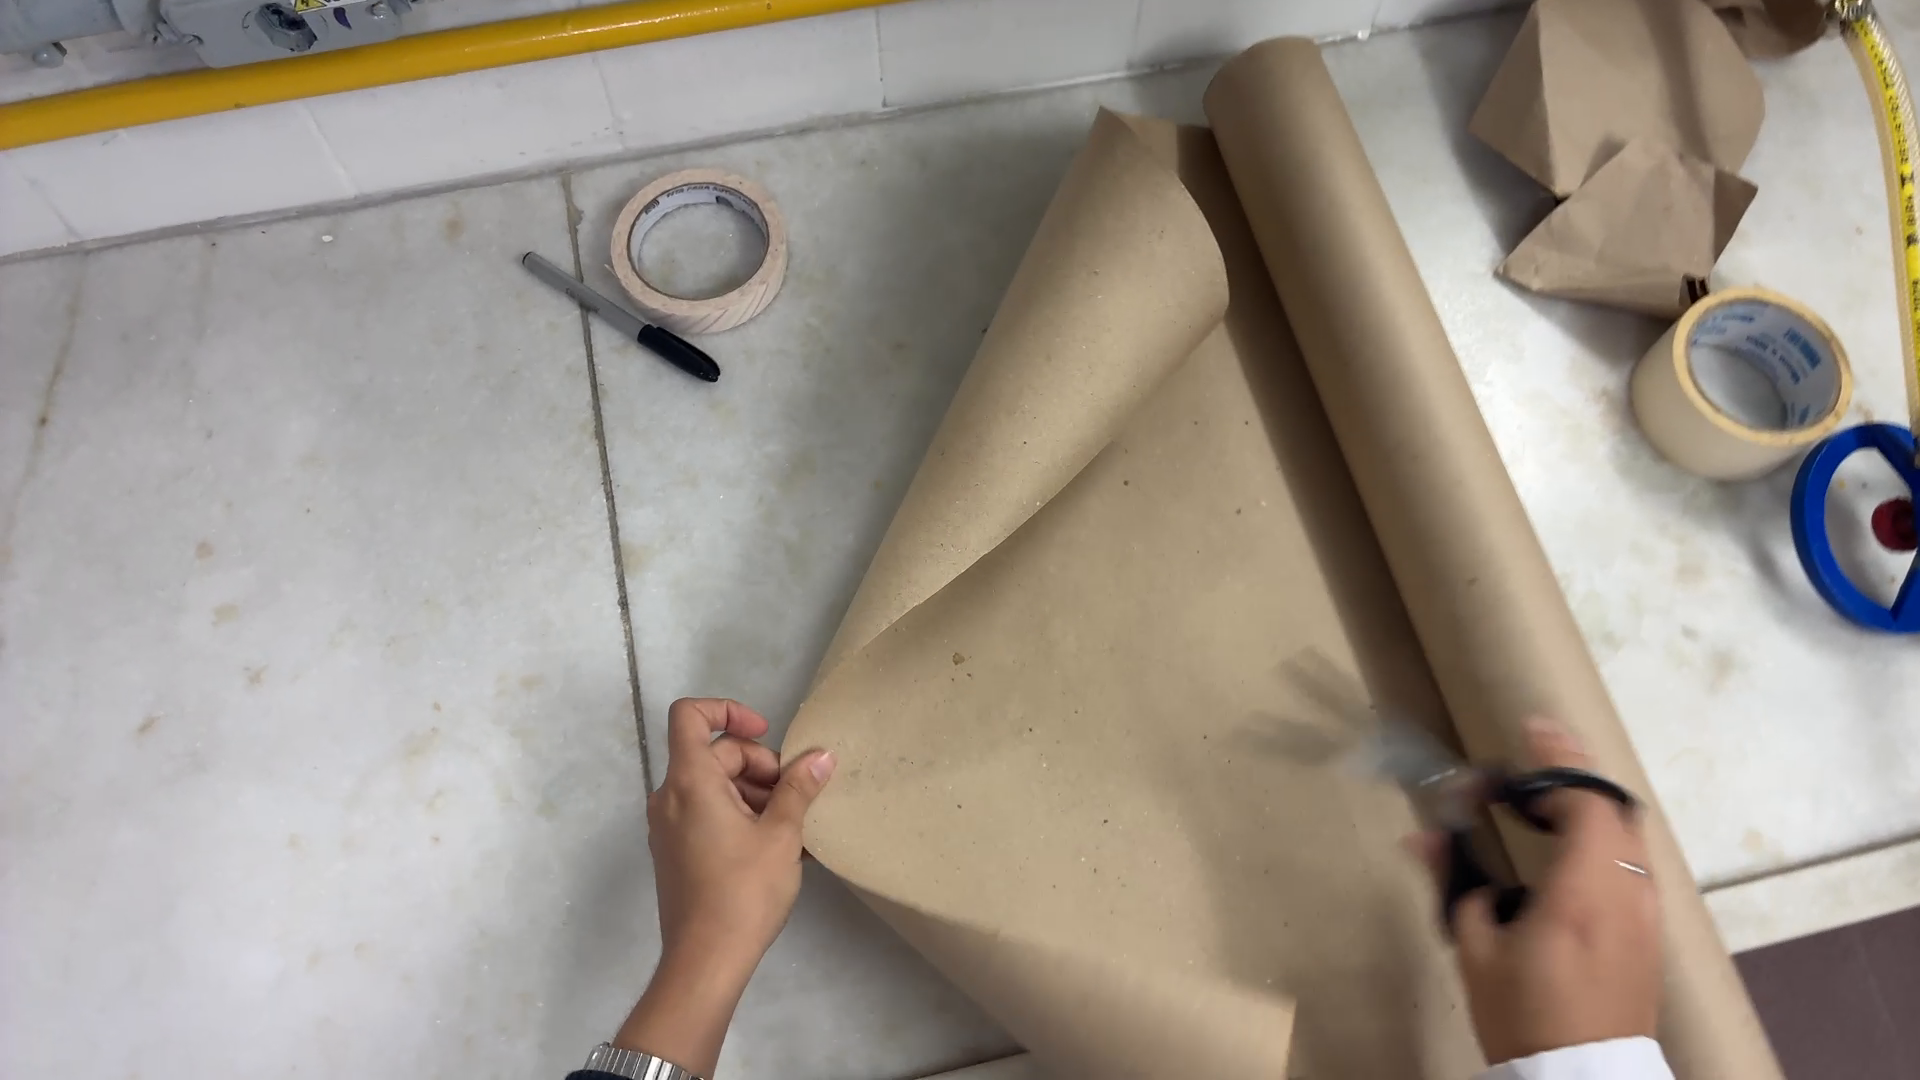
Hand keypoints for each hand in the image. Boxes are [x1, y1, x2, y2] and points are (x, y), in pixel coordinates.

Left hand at [614, 697, 834, 1074]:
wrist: (704, 965)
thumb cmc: (743, 891)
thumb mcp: (782, 834)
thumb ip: (799, 787)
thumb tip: (821, 755)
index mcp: (690, 782)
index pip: (690, 715)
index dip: (729, 710)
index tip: (765, 734)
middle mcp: (670, 797)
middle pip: (715, 753)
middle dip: (759, 765)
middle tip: (793, 797)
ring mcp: (669, 826)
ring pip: (715, 784)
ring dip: (754, 792)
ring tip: (791, 825)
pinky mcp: (675, 851)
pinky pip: (707, 812)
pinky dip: (740, 814)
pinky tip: (775, 843)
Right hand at [1408, 719, 1661, 1065]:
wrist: (1583, 1079)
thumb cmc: (1522, 1011)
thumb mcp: (1475, 944)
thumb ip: (1455, 880)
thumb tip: (1421, 837)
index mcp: (1585, 896)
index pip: (1589, 806)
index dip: (1562, 762)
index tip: (1530, 728)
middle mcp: (1629, 898)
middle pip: (1617, 813)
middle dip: (1575, 773)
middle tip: (1530, 752)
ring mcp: (1645, 919)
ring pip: (1628, 837)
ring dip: (1587, 803)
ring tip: (1539, 793)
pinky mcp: (1646, 935)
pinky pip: (1630, 862)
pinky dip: (1599, 832)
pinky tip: (1563, 839)